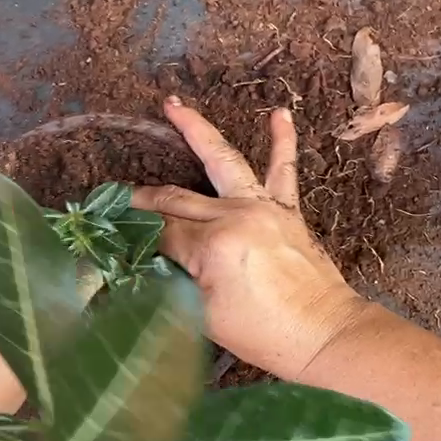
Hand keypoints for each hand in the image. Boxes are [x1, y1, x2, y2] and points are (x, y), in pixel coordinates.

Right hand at [131, 98, 372, 382]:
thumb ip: (171, 282)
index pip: (161, 232)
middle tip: (119, 197)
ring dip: (196, 129)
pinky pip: (284, 168)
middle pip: (177, 199)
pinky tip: (280, 113)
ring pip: (222, 159)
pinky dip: (283, 140)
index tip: (115, 236)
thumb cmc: (263, 334)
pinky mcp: (286, 210)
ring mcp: (263, 207)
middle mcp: (235, 215)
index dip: (136, 235)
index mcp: (212, 245)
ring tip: (173, 105)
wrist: (325, 335)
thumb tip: (143, 260)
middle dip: (143, 198)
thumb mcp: (203, 315)